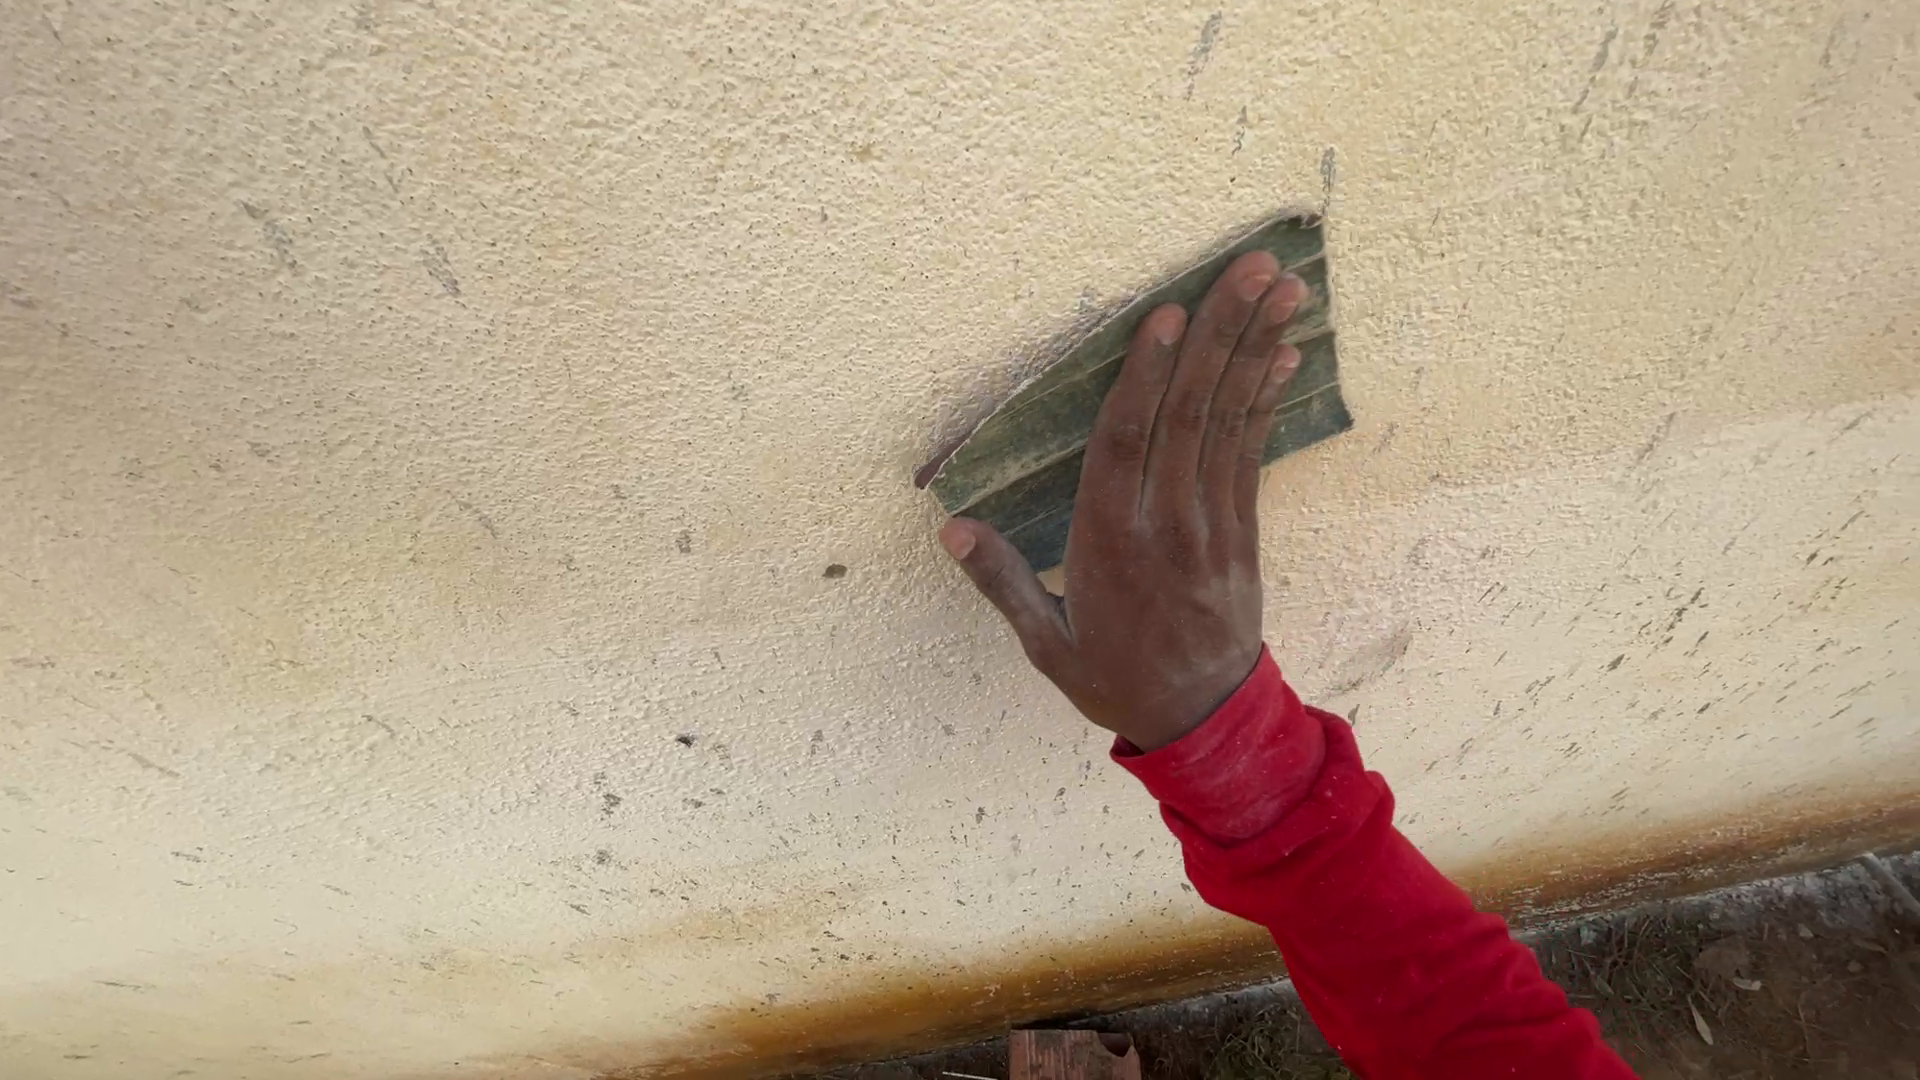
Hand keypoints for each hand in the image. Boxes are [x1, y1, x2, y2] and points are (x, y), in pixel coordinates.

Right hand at [939, 252, 1306, 750]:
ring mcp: (1213, 526)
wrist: (1205, 723)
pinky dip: (1266, 401)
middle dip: (1219, 337)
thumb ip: (1002, 583)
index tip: (1165, 315)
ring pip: (1228, 426)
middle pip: (1188, 418)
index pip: (1125, 446)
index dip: (1144, 378)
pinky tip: (1282, 354)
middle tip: (1253, 266)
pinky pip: (1251, 456)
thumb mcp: (1045, 644)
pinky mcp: (1243, 532)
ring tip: (1282, 287)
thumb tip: (952, 531)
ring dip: (1254, 352)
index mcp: (1110, 546)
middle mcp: (1166, 525)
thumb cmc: (1114, 678)